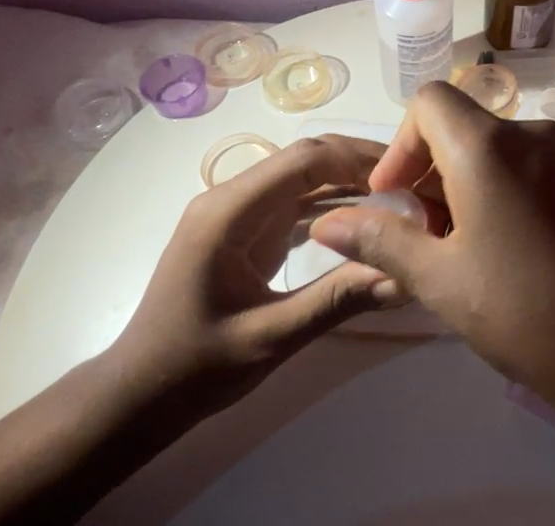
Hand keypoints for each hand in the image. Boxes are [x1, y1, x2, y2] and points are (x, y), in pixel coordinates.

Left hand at [108, 135, 404, 411]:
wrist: (138, 396)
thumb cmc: (195, 368)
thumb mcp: (272, 337)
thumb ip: (338, 300)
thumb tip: (405, 276)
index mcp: (229, 212)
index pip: (304, 160)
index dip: (359, 159)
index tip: (409, 175)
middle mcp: (232, 199)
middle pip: (306, 160)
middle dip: (361, 165)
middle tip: (415, 182)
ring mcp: (238, 214)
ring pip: (305, 179)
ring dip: (351, 183)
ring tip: (403, 198)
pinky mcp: (247, 233)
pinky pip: (297, 204)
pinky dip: (334, 206)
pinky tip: (369, 220)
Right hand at [308, 83, 554, 411]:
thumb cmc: (523, 310)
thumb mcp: (440, 278)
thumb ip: (380, 241)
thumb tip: (326, 224)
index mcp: (488, 144)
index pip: (429, 101)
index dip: (399, 144)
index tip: (393, 201)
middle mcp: (531, 134)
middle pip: (461, 126)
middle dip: (428, 174)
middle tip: (421, 239)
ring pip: (494, 150)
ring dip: (462, 187)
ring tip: (459, 255)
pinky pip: (526, 167)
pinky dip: (498, 193)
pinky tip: (501, 254)